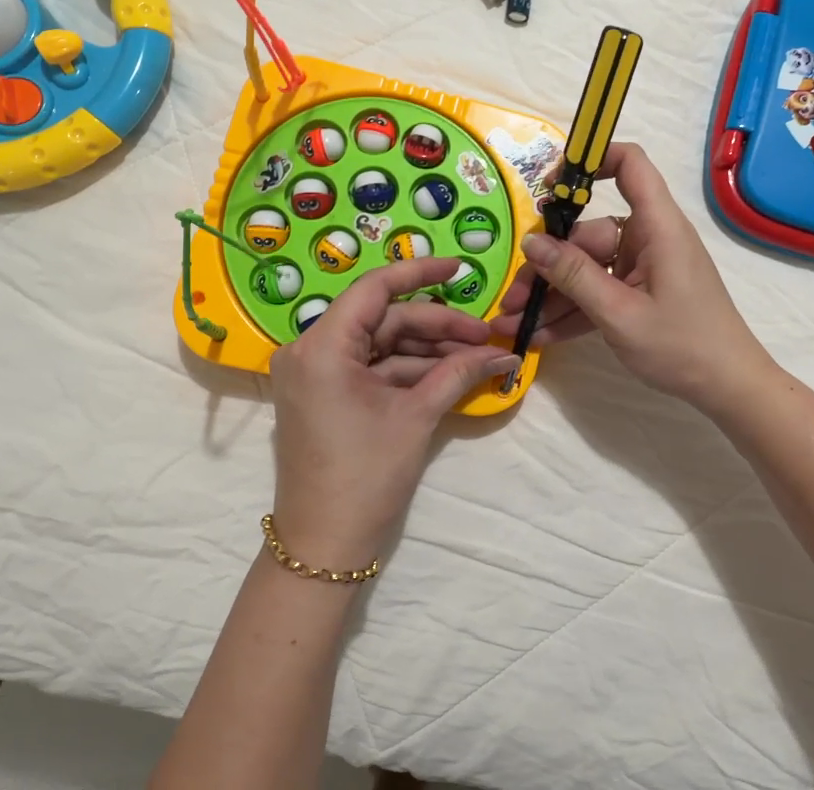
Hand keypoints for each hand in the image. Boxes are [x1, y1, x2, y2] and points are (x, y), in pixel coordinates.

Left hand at [269, 258, 519, 566]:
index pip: (374, 289)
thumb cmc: (366, 476)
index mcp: (321, 347)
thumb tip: (503, 352)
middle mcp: (310, 351)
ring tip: (478, 357)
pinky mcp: (326, 395)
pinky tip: (452, 375)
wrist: (325, 545)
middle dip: (436, 326)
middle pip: (382, 319)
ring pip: (381, 345)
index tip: (460, 268)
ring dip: (428, 350)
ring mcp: (315, 375)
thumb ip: (458, 373)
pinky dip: (409, 371)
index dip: (420, 273)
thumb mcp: (417, 417)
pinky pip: (372, 369)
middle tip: (485, 336)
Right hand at [491, 143, 772, 412]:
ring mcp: (646, 268)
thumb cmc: (682, 344)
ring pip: (589, 268)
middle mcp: (651, 239)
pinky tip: (540, 335)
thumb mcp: (620, 314)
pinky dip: (575, 311)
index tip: (550, 185)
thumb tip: (531, 242)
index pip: (630, 165)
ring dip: (553, 295)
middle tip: (512, 297)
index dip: (590, 161)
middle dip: (548, 265)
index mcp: (658, 227)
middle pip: (590, 233)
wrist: (728, 386)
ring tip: (514, 321)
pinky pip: (601, 291)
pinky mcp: (642, 294)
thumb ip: (574, 277)